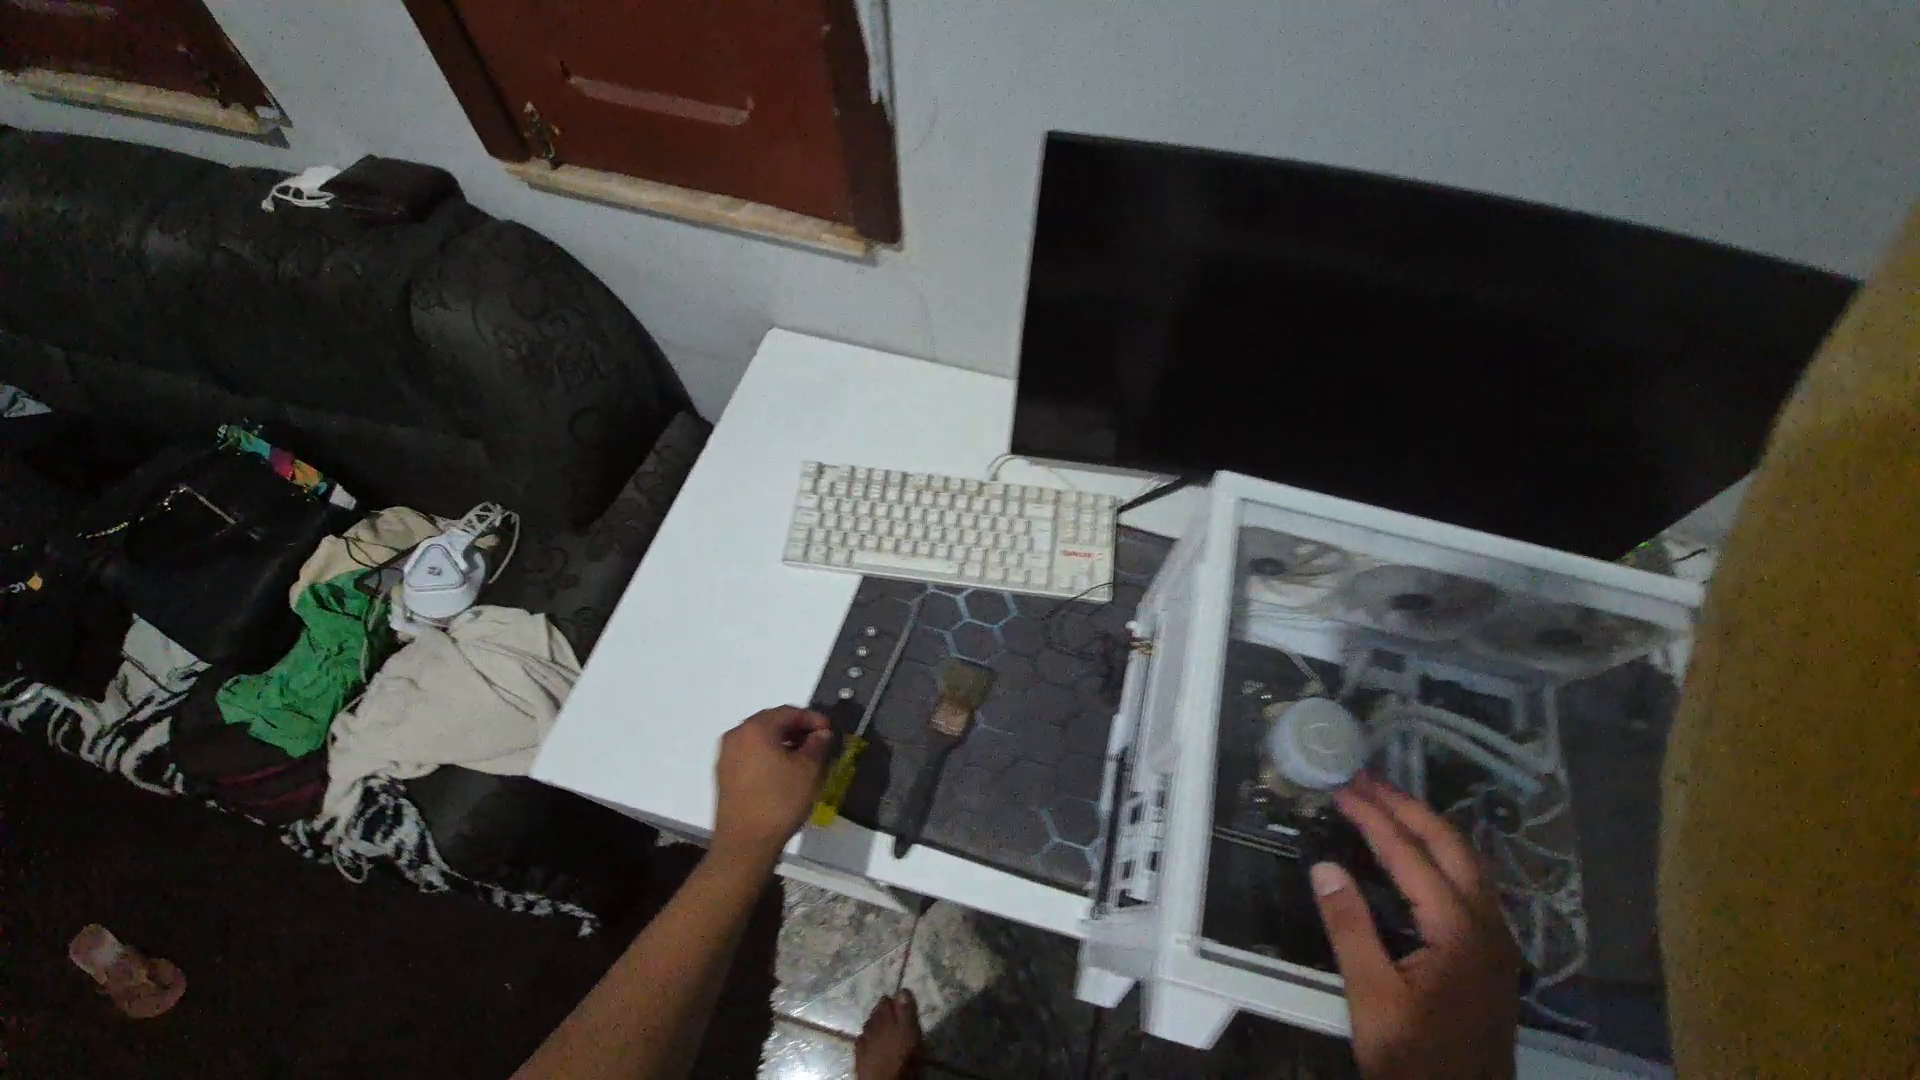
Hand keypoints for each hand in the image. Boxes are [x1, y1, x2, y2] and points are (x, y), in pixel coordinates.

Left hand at [711, 706, 832, 865]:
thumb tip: (821, 733)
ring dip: (784, 742)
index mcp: (755, 728)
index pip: (788, 712)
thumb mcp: (809, 770)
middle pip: (772, 722)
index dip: (813, 718)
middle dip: (797, 729)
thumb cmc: (779, 802)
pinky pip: (751, 754)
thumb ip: (818, 744)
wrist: (745, 844)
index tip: (830, 730)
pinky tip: (784, 771)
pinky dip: (769, 755)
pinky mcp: (724, 775)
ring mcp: (726, 756)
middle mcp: (736, 735)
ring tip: (805, 757)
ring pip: (760, 739)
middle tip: (819, 741)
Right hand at [1313, 774, 1521, 1079]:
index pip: (1410, 855)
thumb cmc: (1415, 1060)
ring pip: (1469, 862)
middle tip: (1365, 779)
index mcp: (1457, 932)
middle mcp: (1487, 926)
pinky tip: (1418, 853)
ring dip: (1427, 826)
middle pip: (1451, 846)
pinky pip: (1471, 883)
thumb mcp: (1371, 998)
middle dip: (1407, 807)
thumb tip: (1325, 866)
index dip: (1374, 818)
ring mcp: (1498, 941)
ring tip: (1387, 802)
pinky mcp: (1493, 955)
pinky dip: (1440, 852)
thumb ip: (1350, 928)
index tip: (1342, 790)